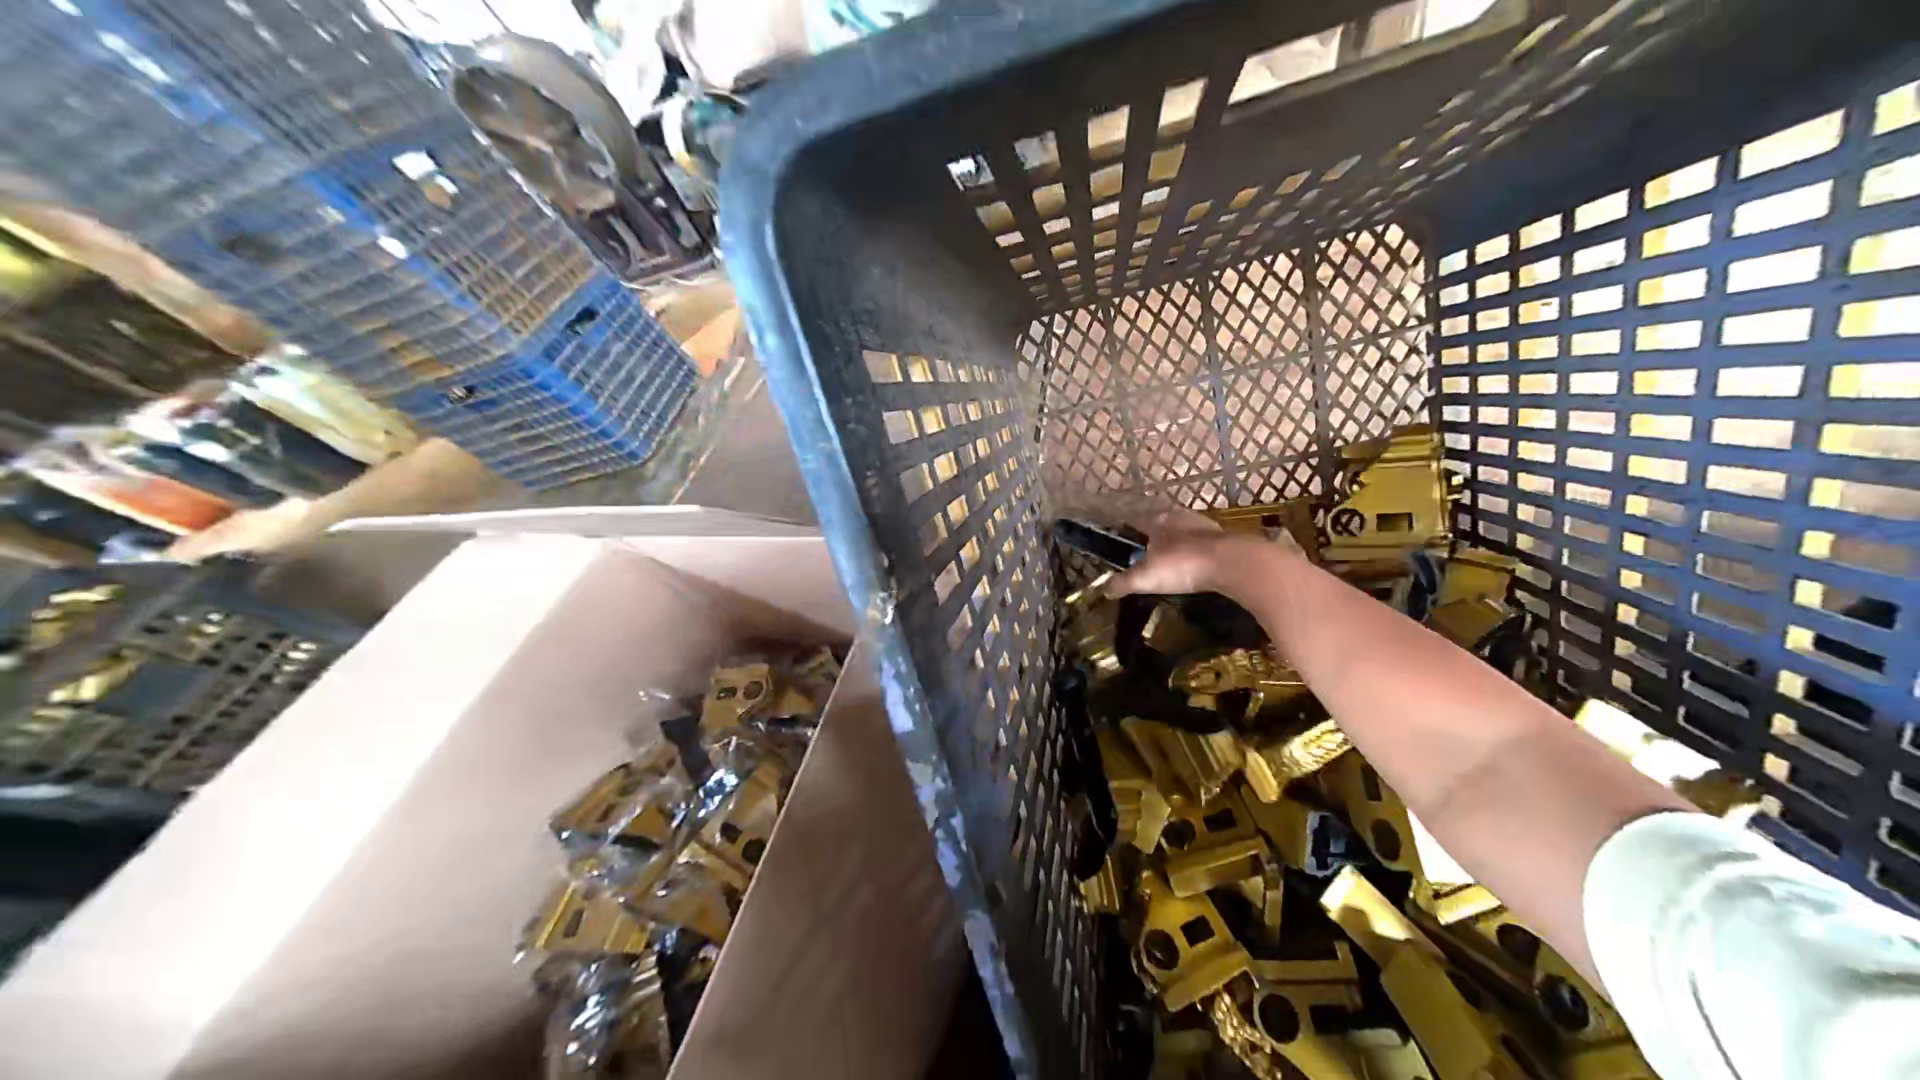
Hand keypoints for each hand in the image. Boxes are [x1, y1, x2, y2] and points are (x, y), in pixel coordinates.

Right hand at [1109, 510, 1290, 599]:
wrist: (1234, 564)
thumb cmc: (1182, 565)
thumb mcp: (1145, 578)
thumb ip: (1123, 583)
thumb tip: (1103, 589)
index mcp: (1158, 521)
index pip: (1135, 521)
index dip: (1126, 529)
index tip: (1119, 537)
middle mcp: (1180, 518)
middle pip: (1161, 523)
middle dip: (1154, 536)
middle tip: (1146, 551)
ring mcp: (1205, 527)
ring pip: (1185, 532)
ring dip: (1178, 543)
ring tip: (1171, 559)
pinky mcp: (1225, 539)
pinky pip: (1204, 544)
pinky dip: (1197, 553)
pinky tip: (1196, 565)